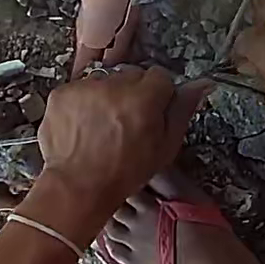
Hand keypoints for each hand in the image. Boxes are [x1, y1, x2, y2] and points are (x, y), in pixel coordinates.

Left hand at [35, 65, 210, 213]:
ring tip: (103, 126)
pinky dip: (83, 103)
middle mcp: (113, 87)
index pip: (160, 76)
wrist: (77, 188)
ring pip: (106, 80)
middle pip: (132, 75)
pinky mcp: (62, 93)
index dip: (158, 96)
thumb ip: (182, 110)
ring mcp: (85, 89)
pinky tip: (85, 126)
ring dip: (107, 96)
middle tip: (127, 122)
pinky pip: (81, 88)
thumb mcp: (165, 147)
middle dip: (132, 94)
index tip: (151, 112)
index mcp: (143, 99)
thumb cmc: (122, 173)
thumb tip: (202, 85)